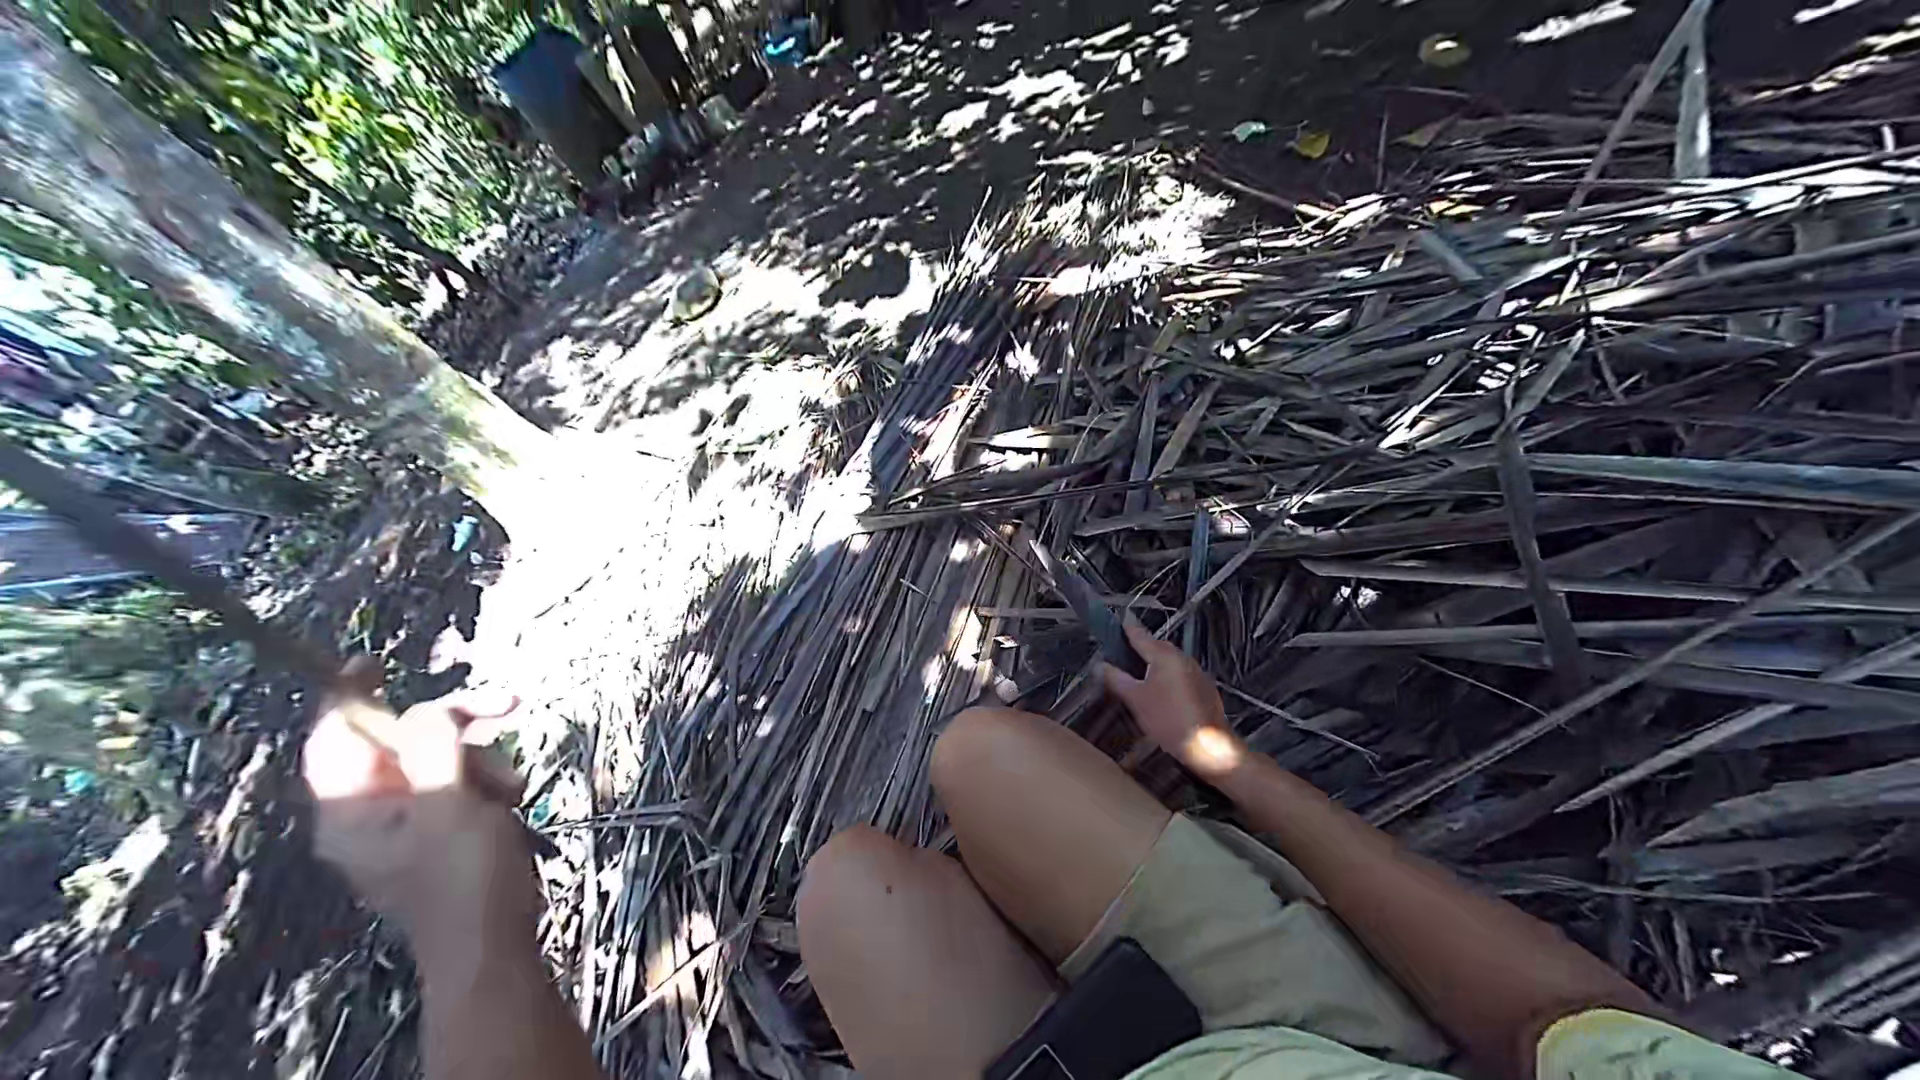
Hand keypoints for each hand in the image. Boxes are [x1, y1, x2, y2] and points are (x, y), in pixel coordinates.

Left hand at [303, 684, 537, 971]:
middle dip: (459, 722)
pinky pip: (463, 779)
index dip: (350, 697)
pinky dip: (490, 779)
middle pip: (407, 738)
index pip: (336, 739)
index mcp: (352, 809)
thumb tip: (425, 710)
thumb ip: (434, 747)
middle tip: (510, 703)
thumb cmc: (464, 875)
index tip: (372, 661)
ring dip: (485, 757)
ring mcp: (411, 818)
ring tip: (512, 787)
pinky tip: (510, 797)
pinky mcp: (444, 825)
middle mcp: (373, 809)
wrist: (493, 941)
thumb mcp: (450, 803)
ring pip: (444, 755)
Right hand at [1098, 619, 1245, 779]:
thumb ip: (1116, 679)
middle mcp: (1182, 658)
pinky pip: (1180, 673)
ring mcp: (1196, 672)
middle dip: (1141, 646)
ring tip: (1138, 673)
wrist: (1209, 746)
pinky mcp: (1204, 687)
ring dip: (1155, 662)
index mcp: (1164, 655)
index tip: (1119, 617)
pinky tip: (1160, 691)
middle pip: (1157, 646)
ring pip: (1170, 660)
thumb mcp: (1135, 699)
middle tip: (1123, 653)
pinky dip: (1167, 675)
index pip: (1140, 634)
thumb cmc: (1168, 719)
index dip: (1127, 627)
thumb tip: (1100, 664)